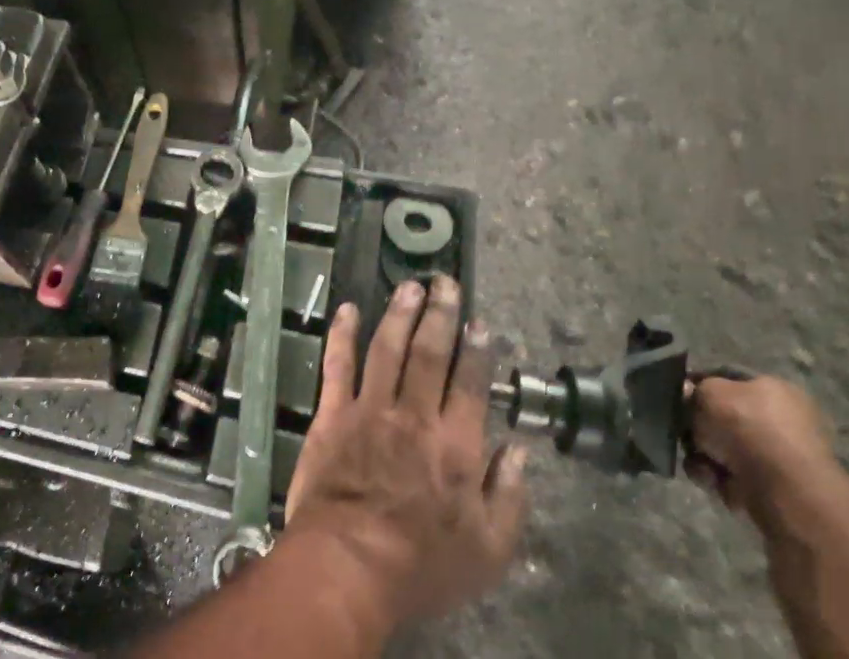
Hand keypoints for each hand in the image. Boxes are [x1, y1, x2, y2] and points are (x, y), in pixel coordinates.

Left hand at [284, 275, 528, 621]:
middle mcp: (414, 417)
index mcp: (456, 446)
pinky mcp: (331, 416)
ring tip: (409, 286)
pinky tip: (348, 310)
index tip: (479, 323)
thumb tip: (518, 451)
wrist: (348, 566)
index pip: (470, 383)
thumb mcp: (489, 550)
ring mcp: (368, 411)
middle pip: (430, 353)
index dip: (476, 349)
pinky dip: (342, 335)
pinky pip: (336, 366)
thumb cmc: (421, 566)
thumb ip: (509, 496)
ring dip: (399, 314)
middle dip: (440, 314)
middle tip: (445, 282)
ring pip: (386, 349)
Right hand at [687, 375, 840, 516]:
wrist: (780, 485)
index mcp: (775, 388)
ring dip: (700, 451)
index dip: (699, 383)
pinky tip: (712, 475)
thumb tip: (690, 395)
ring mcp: (773, 453)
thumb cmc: (747, 426)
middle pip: (720, 415)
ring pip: (717, 445)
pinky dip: (712, 473)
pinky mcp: (764, 483)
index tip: (679, 395)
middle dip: (697, 424)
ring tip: (700, 457)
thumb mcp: (709, 391)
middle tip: (686, 429)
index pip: (728, 378)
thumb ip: (695, 388)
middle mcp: (778, 419)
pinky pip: (723, 471)